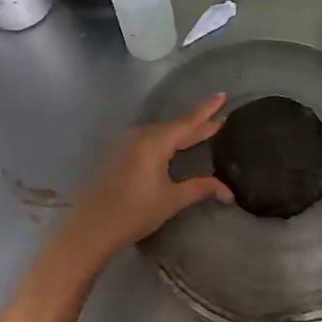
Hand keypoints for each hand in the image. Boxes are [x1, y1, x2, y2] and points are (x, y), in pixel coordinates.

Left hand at [63, 93, 232, 259]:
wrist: (93, 226)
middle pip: (175, 127)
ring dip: (181, 133)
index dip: (206, 110)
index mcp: (155, 142)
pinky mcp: (120, 152)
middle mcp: (141, 135)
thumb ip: (200, 188)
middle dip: (198, 124)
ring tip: (202, 132)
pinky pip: (149, 140)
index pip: (187, 122)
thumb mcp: (172, 199)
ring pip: (161, 133)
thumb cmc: (135, 212)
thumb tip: (228, 190)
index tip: (221, 95)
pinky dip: (166, 141)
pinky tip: (175, 146)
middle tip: (218, 119)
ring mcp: (128, 143)